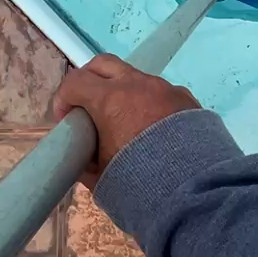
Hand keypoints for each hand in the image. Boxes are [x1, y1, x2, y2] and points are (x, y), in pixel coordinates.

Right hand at [51, 54, 200, 185]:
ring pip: (136, 78)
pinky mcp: (187, 99)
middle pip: (104, 65)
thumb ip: (85, 163)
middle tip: (87, 106)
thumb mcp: (101, 178)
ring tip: (125, 124)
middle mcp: (138, 85)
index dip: (63, 98)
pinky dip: (149, 104)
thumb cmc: (140, 184)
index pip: (75, 81)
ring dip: (123, 93)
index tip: (66, 120)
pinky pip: (161, 92)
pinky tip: (154, 132)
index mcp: (111, 100)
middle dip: (89, 81)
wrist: (194, 192)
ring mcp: (166, 89)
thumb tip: (82, 158)